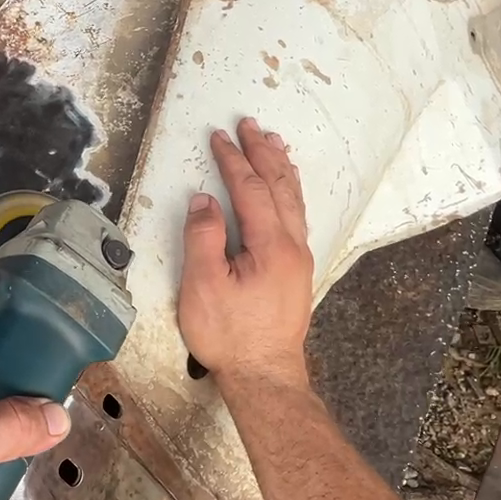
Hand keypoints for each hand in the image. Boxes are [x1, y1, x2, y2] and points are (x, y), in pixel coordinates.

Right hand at [178, 117, 315, 391]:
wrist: (265, 375)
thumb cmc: (229, 333)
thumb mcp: (203, 285)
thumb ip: (203, 238)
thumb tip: (203, 200)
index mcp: (271, 246)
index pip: (251, 190)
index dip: (233, 160)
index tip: (218, 136)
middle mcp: (292, 246)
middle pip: (280, 187)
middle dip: (263, 153)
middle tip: (250, 125)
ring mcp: (298, 258)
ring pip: (293, 200)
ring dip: (281, 168)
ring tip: (273, 143)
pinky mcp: (295, 270)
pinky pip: (295, 215)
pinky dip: (288, 190)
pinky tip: (283, 188)